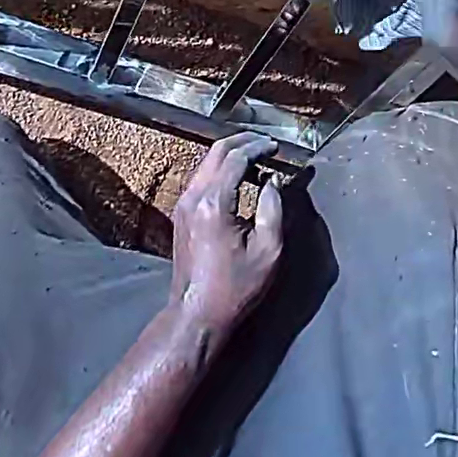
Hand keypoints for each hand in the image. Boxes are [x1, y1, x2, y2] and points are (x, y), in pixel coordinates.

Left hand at [168, 132, 282, 334]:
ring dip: (232, 152)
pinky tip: (240, 175)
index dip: (259, 147)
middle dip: (244, 141)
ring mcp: (183, 204)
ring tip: (257, 155)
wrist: (195, 315)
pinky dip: (222, 166)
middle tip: (266, 142)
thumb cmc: (235, 287)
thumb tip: (274, 180)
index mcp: (214, 203)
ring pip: (207, 161)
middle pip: (217, 151)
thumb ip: (273, 207)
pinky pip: (202, 176)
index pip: (236, 158)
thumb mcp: (268, 250)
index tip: (276, 147)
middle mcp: (194, 197)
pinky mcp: (181, 213)